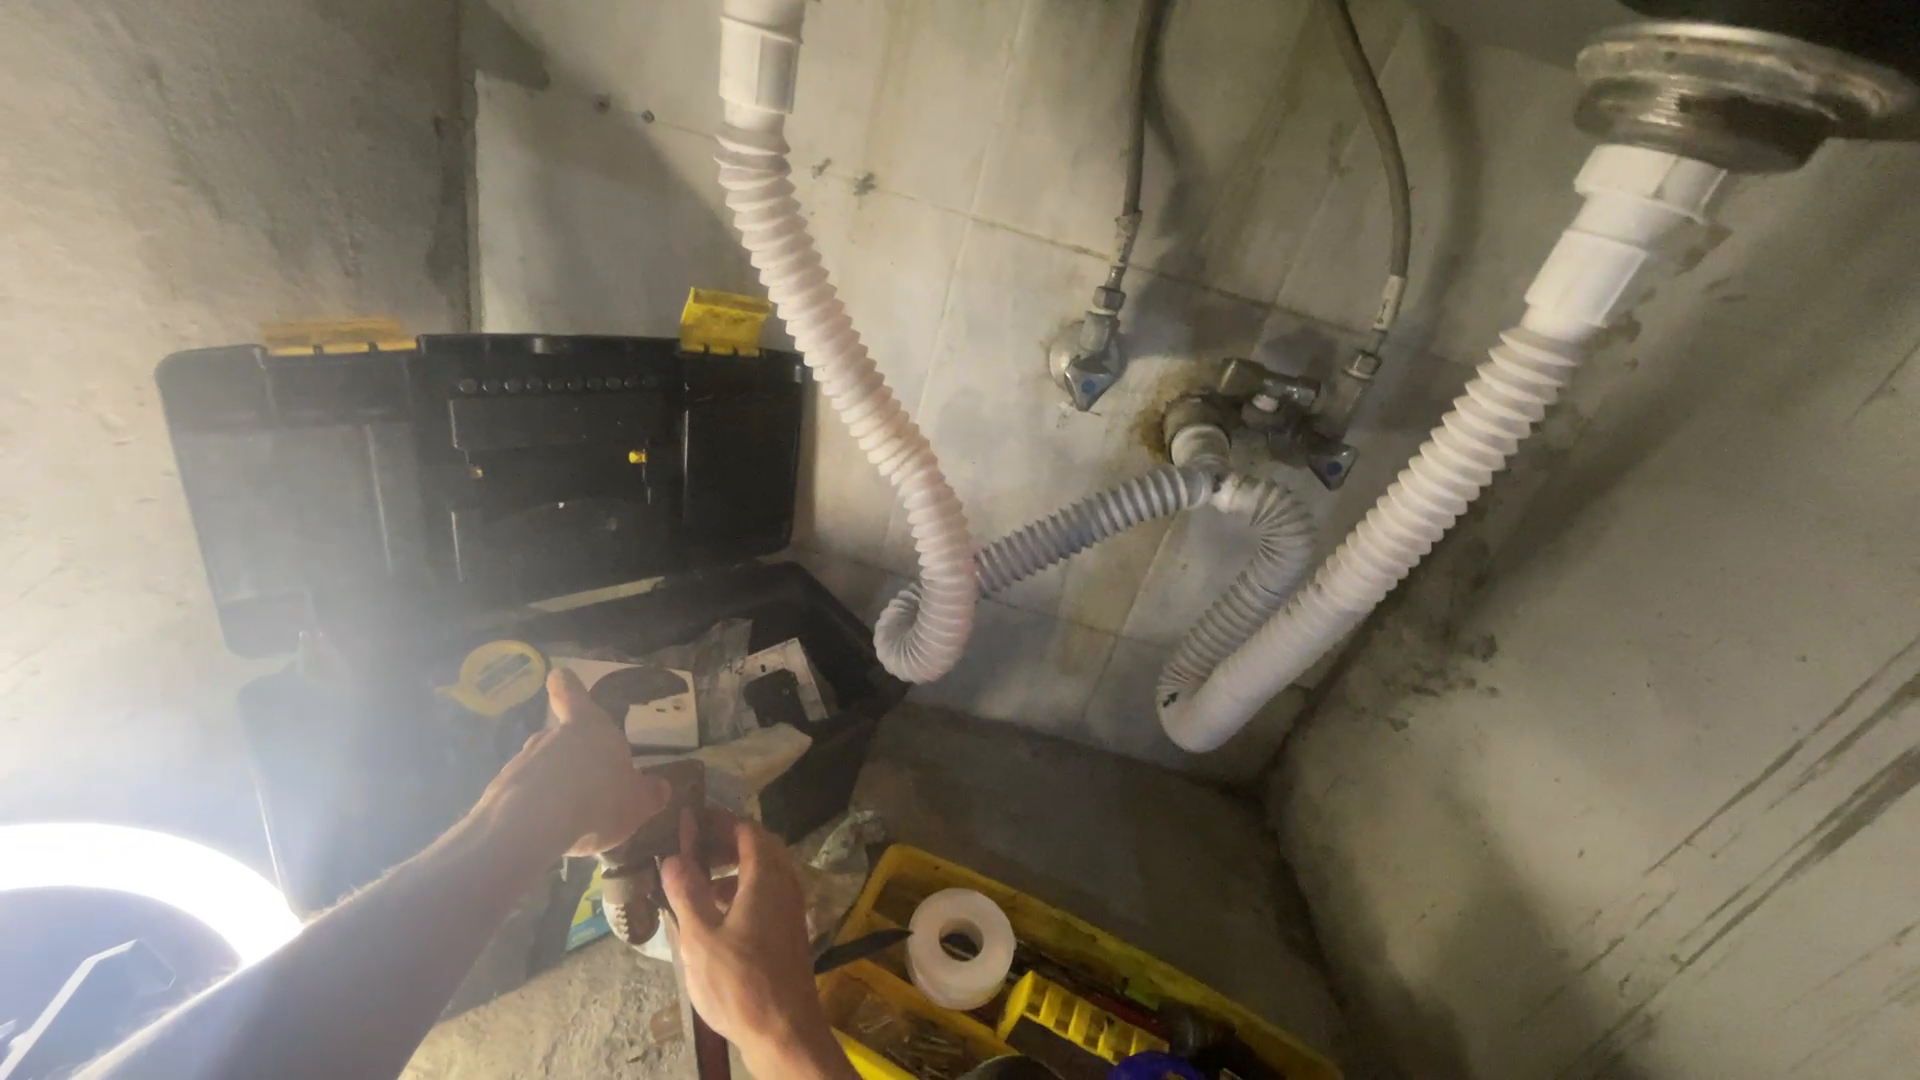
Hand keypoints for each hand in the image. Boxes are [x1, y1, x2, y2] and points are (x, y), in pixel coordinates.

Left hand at [479, 668, 671, 856]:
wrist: (530, 828)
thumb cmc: (597, 799)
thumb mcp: (637, 801)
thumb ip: (649, 793)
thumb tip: (659, 787)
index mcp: (589, 727)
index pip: (573, 695)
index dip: (568, 686)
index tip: (558, 676)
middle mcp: (551, 738)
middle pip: (558, 737)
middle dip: (571, 755)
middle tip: (588, 782)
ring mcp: (520, 765)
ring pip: (540, 769)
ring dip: (553, 786)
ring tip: (571, 817)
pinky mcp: (498, 795)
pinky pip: (523, 798)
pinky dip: (535, 810)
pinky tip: (547, 833)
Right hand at [661, 809, 851, 1078]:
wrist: (784, 1029)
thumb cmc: (740, 981)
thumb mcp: (700, 937)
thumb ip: (687, 893)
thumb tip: (674, 858)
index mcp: (767, 874)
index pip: (746, 828)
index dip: (718, 821)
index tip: (690, 822)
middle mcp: (785, 881)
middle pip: (758, 846)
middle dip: (724, 842)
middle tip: (691, 849)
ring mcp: (791, 905)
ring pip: (763, 870)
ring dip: (732, 867)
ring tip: (696, 881)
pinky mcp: (789, 927)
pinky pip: (766, 892)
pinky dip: (742, 889)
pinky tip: (716, 913)